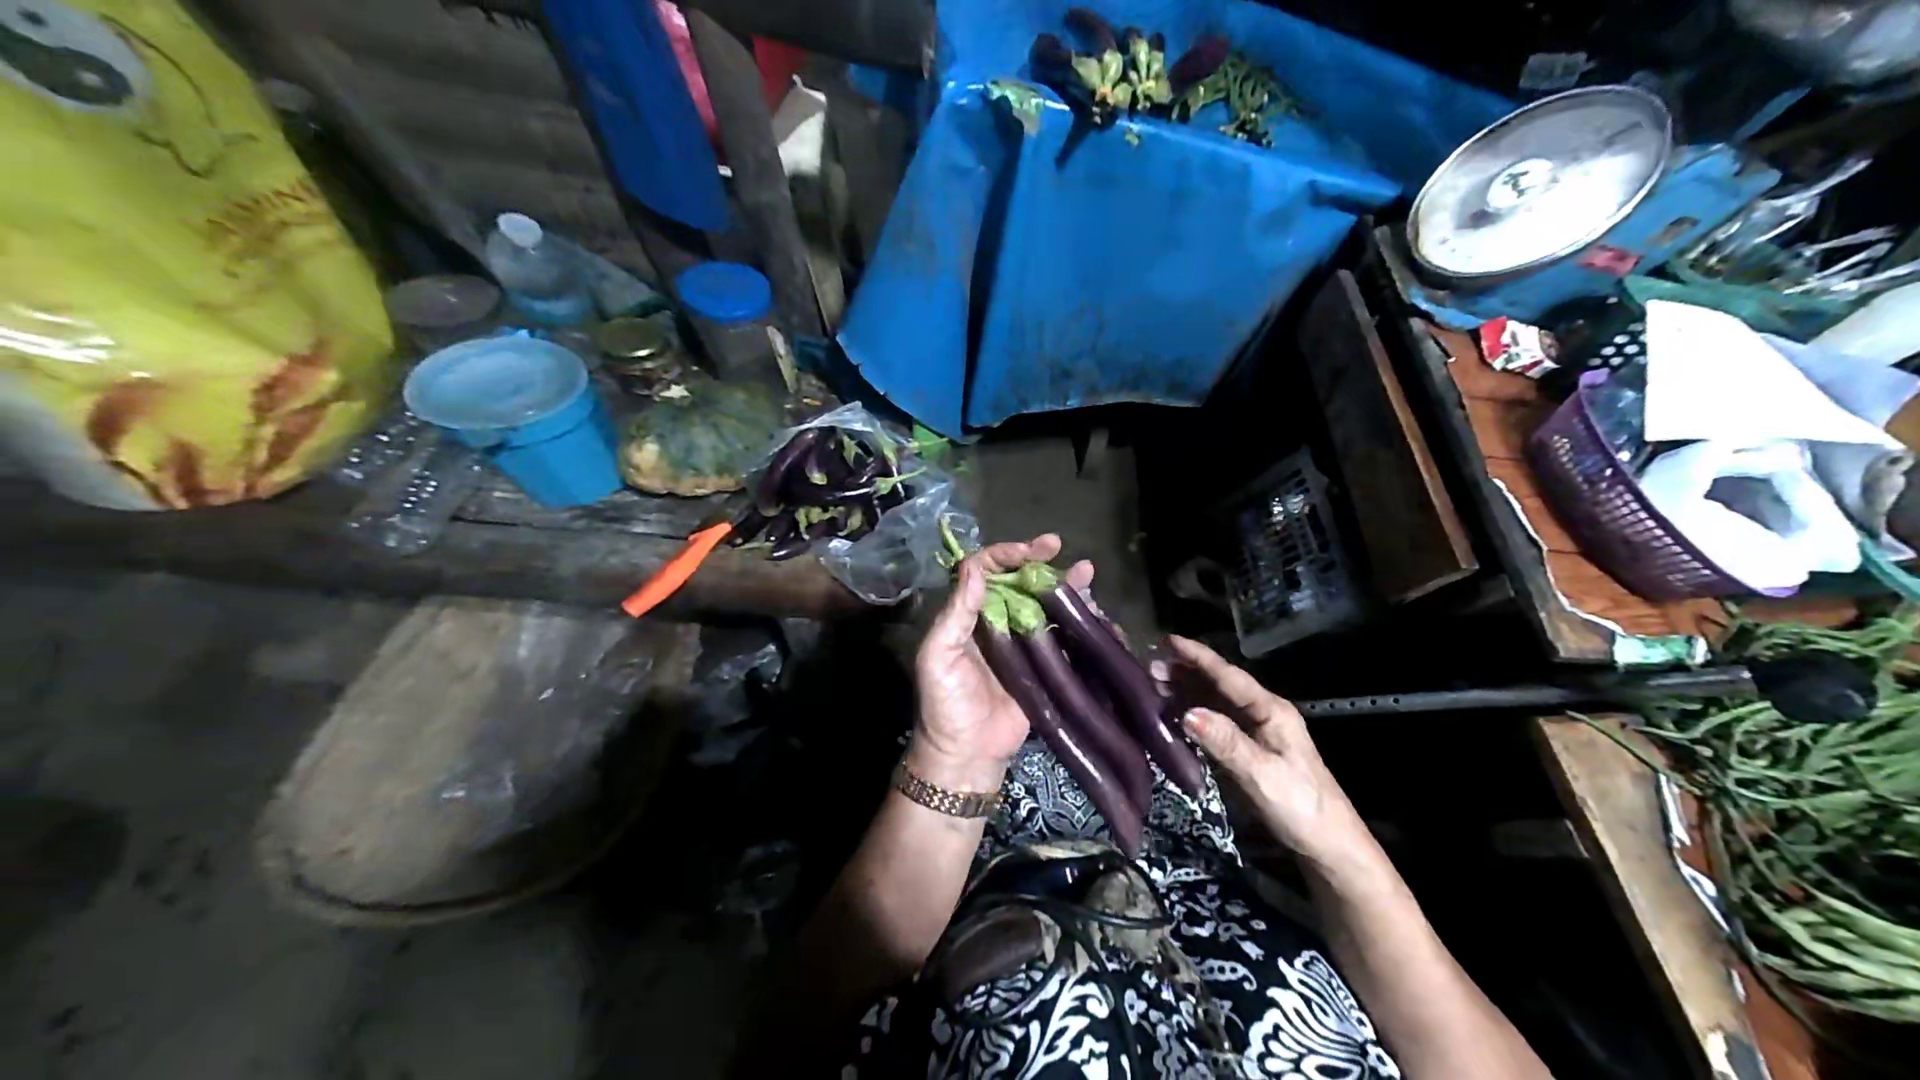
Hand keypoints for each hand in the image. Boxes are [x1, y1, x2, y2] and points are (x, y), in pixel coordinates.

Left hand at [911, 533, 1092, 792]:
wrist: (966, 754)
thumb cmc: (945, 704)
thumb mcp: (938, 656)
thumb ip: (956, 613)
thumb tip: (974, 568)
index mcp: (967, 614)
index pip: (985, 571)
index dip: (1006, 554)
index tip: (1031, 549)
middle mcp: (995, 622)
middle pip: (1019, 582)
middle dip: (1039, 563)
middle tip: (1060, 549)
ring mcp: (1021, 644)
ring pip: (1044, 605)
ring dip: (1065, 588)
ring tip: (1086, 574)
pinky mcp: (1042, 667)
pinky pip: (1063, 639)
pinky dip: (1080, 625)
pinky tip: (1098, 614)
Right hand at [1164, 635, 1371, 869]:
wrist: (1329, 846)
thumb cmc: (1301, 807)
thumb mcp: (1262, 775)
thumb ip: (1226, 742)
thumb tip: (1187, 712)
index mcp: (1271, 711)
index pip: (1228, 676)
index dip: (1197, 657)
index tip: (1167, 640)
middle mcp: (1262, 713)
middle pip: (1218, 684)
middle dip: (1185, 671)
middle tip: (1149, 668)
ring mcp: (1255, 731)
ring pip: (1214, 700)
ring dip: (1186, 690)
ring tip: (1154, 684)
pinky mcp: (1247, 749)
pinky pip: (1214, 721)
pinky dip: (1191, 712)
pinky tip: (1172, 713)